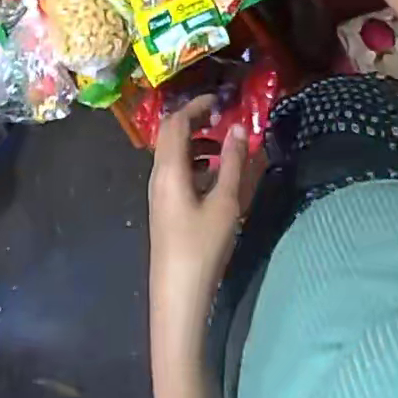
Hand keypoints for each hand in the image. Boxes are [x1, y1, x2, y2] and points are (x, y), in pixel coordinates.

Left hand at [149, 96, 247, 309]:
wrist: (177, 296)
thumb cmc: (202, 247)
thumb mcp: (225, 203)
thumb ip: (232, 162)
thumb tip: (239, 126)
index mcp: (169, 168)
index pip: (176, 122)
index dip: (196, 106)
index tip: (221, 101)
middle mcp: (158, 174)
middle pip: (171, 134)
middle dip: (195, 120)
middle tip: (222, 117)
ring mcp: (158, 191)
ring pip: (173, 153)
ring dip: (196, 141)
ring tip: (224, 145)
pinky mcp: (164, 206)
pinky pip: (175, 170)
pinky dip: (194, 161)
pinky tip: (214, 175)